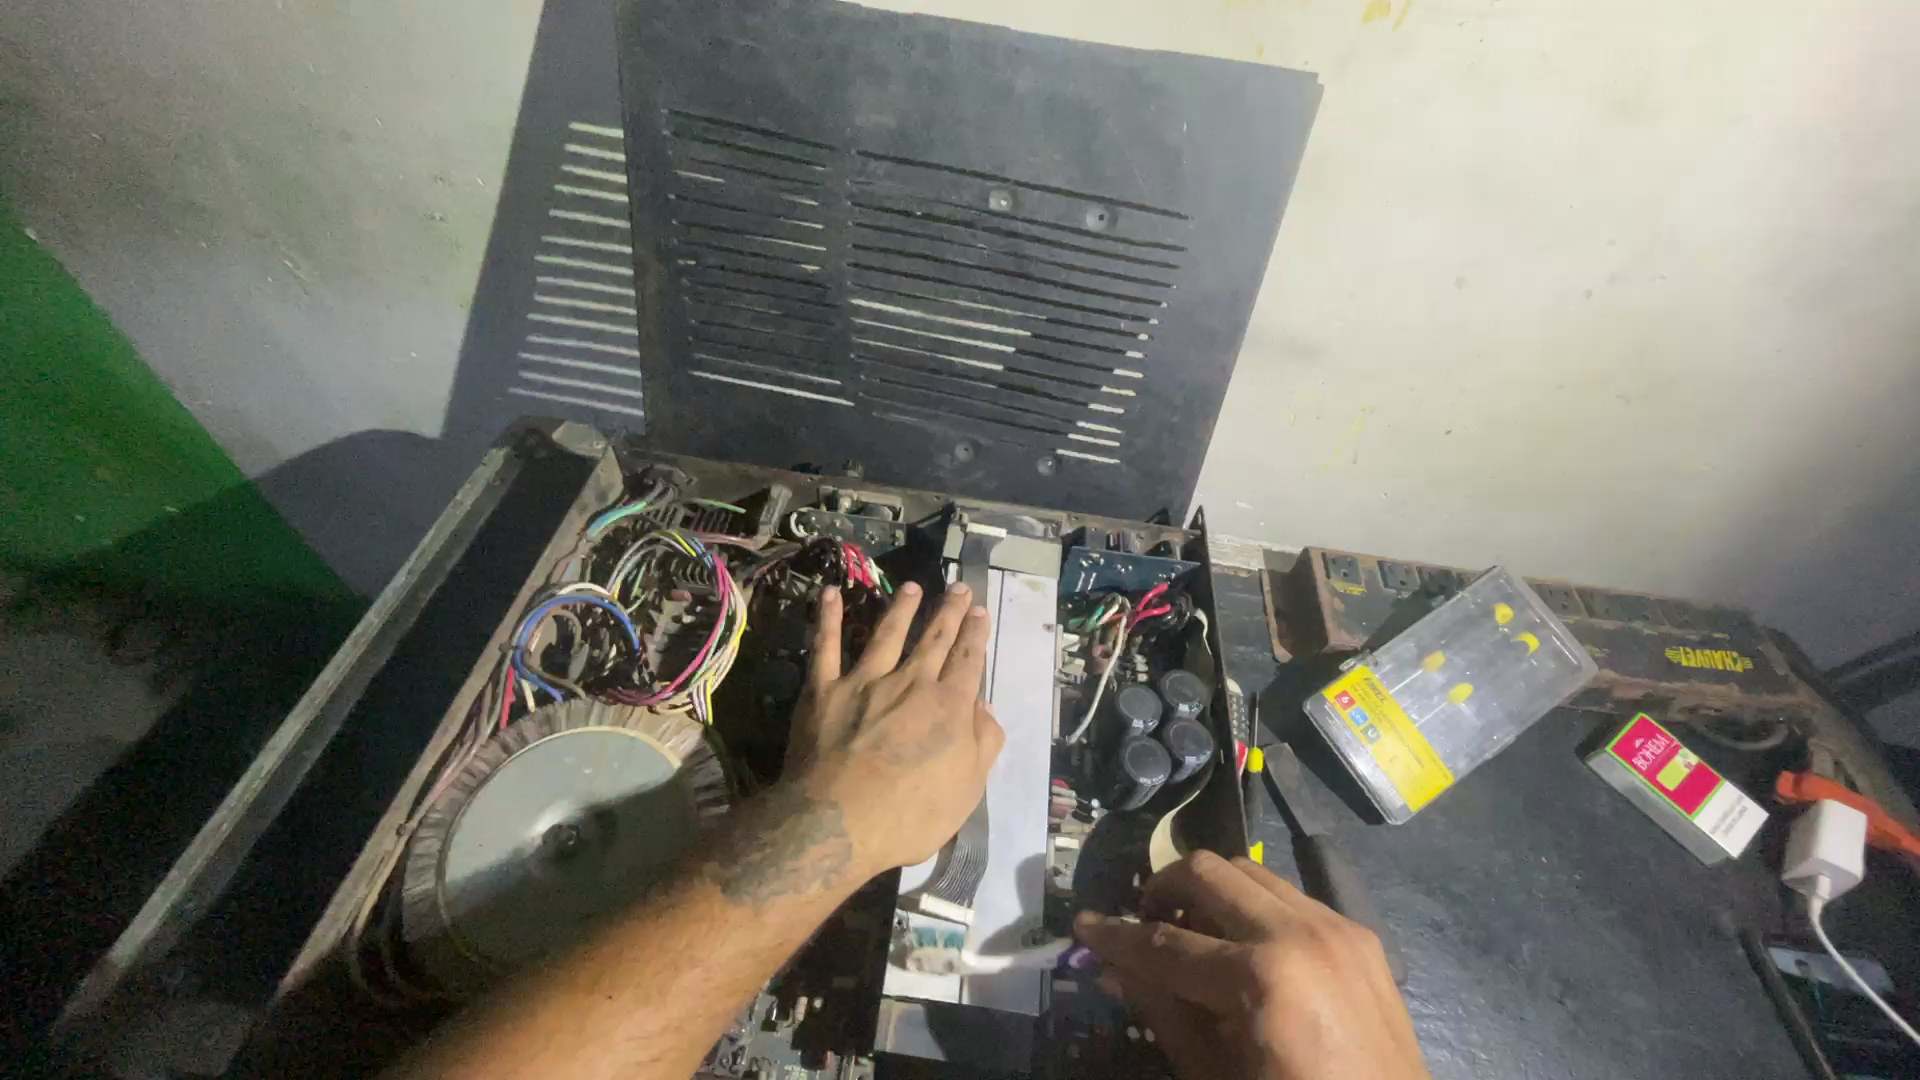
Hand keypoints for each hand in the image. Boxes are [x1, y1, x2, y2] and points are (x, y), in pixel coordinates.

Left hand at [785, 581, 1004, 878]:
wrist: (837, 824)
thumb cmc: (909, 818)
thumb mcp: (968, 790)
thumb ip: (983, 744)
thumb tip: (983, 706)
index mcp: (948, 707)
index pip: (968, 660)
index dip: (976, 634)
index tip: (980, 611)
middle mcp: (910, 683)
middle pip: (934, 639)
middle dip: (949, 611)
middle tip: (958, 587)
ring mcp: (865, 682)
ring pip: (887, 634)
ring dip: (902, 607)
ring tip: (912, 587)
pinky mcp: (824, 690)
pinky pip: (825, 647)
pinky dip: (828, 618)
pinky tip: (831, 594)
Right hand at [1074, 851, 1427, 1079]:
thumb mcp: (1213, 1074)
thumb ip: (1160, 1009)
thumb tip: (1114, 964)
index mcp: (1259, 980)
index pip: (1163, 943)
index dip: (1116, 935)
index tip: (1083, 923)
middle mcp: (1296, 933)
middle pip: (1204, 871)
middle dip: (1162, 890)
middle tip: (1145, 923)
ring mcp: (1333, 925)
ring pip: (1245, 870)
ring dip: (1208, 891)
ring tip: (1194, 930)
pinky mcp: (1357, 931)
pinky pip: (1287, 892)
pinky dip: (1252, 904)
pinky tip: (1245, 943)